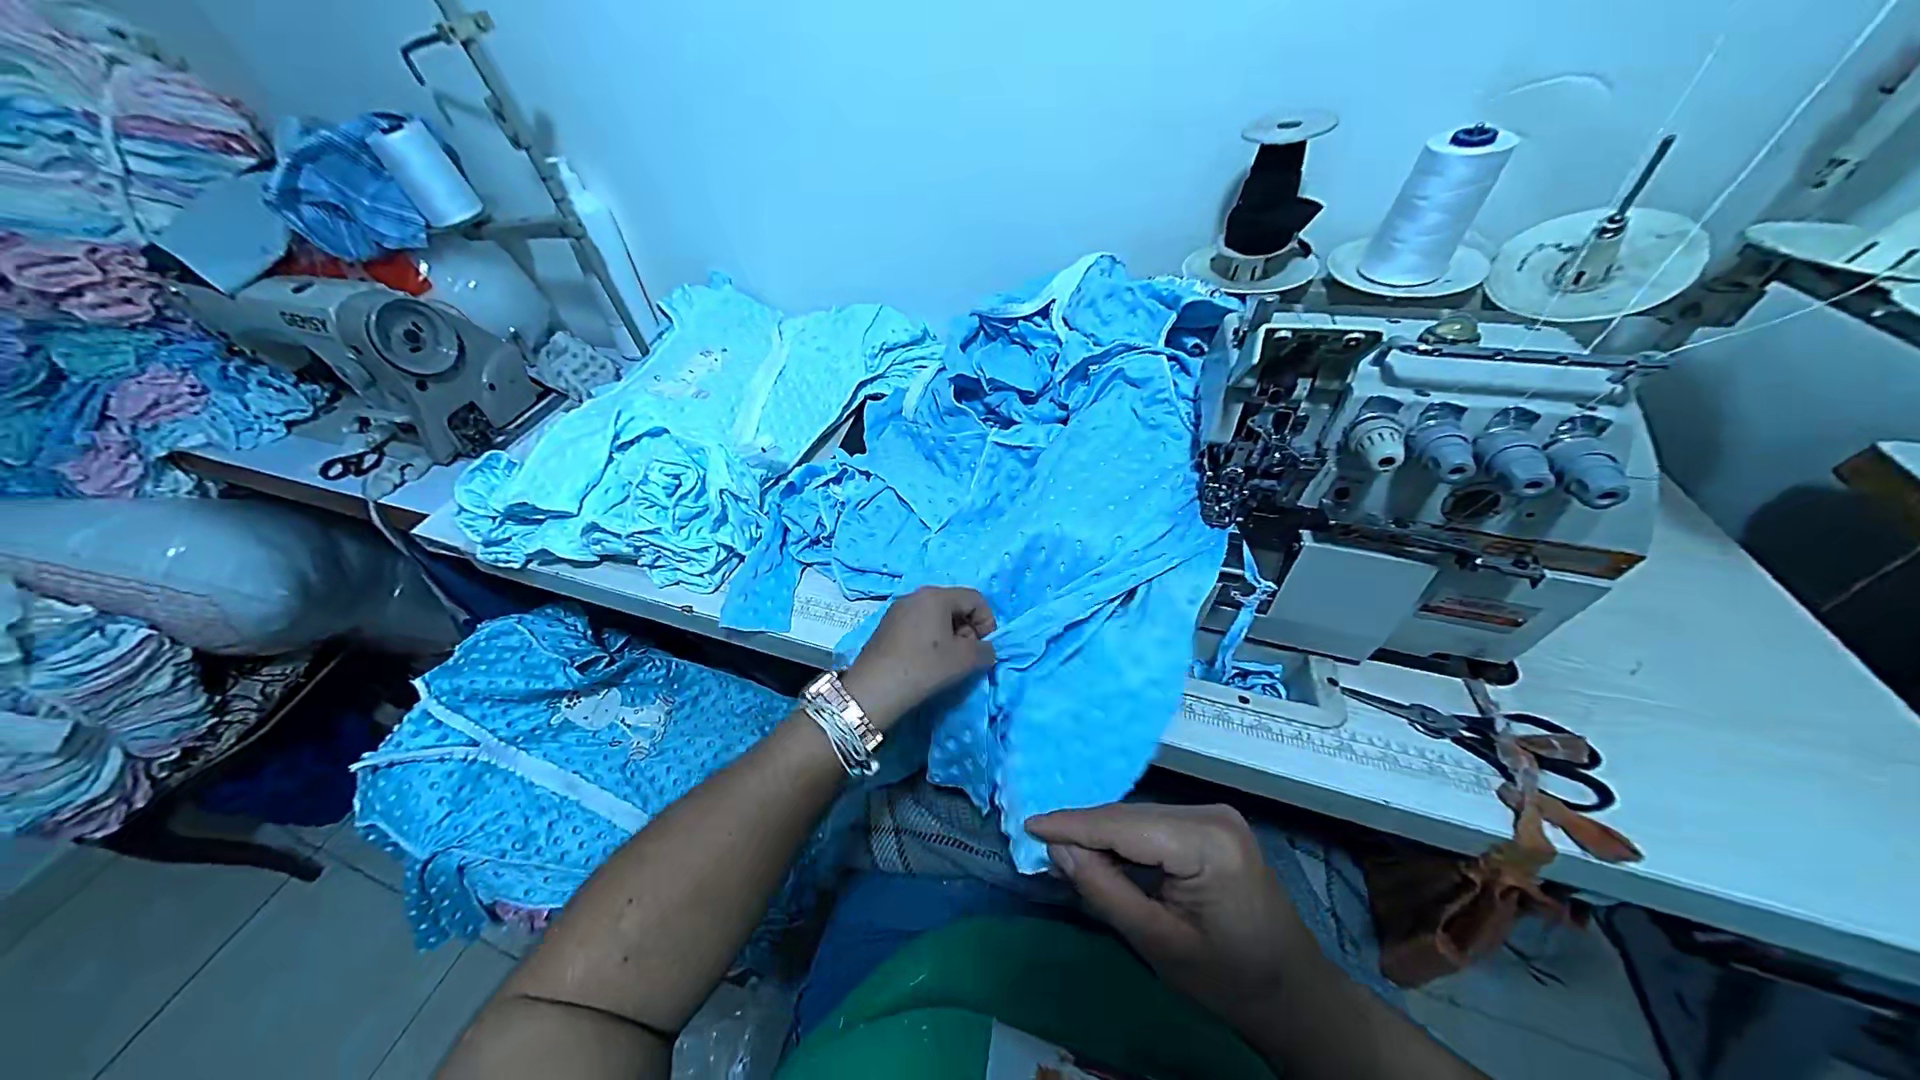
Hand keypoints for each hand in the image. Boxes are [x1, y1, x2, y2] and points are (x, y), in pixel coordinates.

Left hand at [840, 586, 995, 729]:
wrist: (874, 689)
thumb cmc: (924, 667)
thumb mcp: (965, 660)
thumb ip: (986, 650)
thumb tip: (986, 649)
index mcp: (935, 595)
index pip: (975, 599)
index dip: (987, 622)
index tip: (984, 647)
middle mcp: (915, 596)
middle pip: (955, 605)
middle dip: (968, 629)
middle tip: (966, 655)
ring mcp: (897, 610)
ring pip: (936, 616)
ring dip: (950, 636)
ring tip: (947, 661)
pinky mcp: (886, 627)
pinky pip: (918, 625)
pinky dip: (930, 639)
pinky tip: (926, 662)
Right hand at [1026, 802, 1331, 1027]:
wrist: (1292, 991)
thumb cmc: (1228, 978)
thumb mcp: (1157, 943)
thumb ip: (1104, 890)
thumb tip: (1059, 849)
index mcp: (1207, 842)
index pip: (1123, 825)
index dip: (1073, 824)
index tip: (1029, 824)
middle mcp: (1211, 814)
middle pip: (1130, 817)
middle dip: (1084, 831)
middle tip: (1039, 845)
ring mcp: (1215, 815)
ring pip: (1138, 818)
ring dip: (1102, 835)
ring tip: (1061, 851)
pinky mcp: (1212, 825)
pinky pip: (1154, 825)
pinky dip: (1125, 840)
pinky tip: (1099, 852)